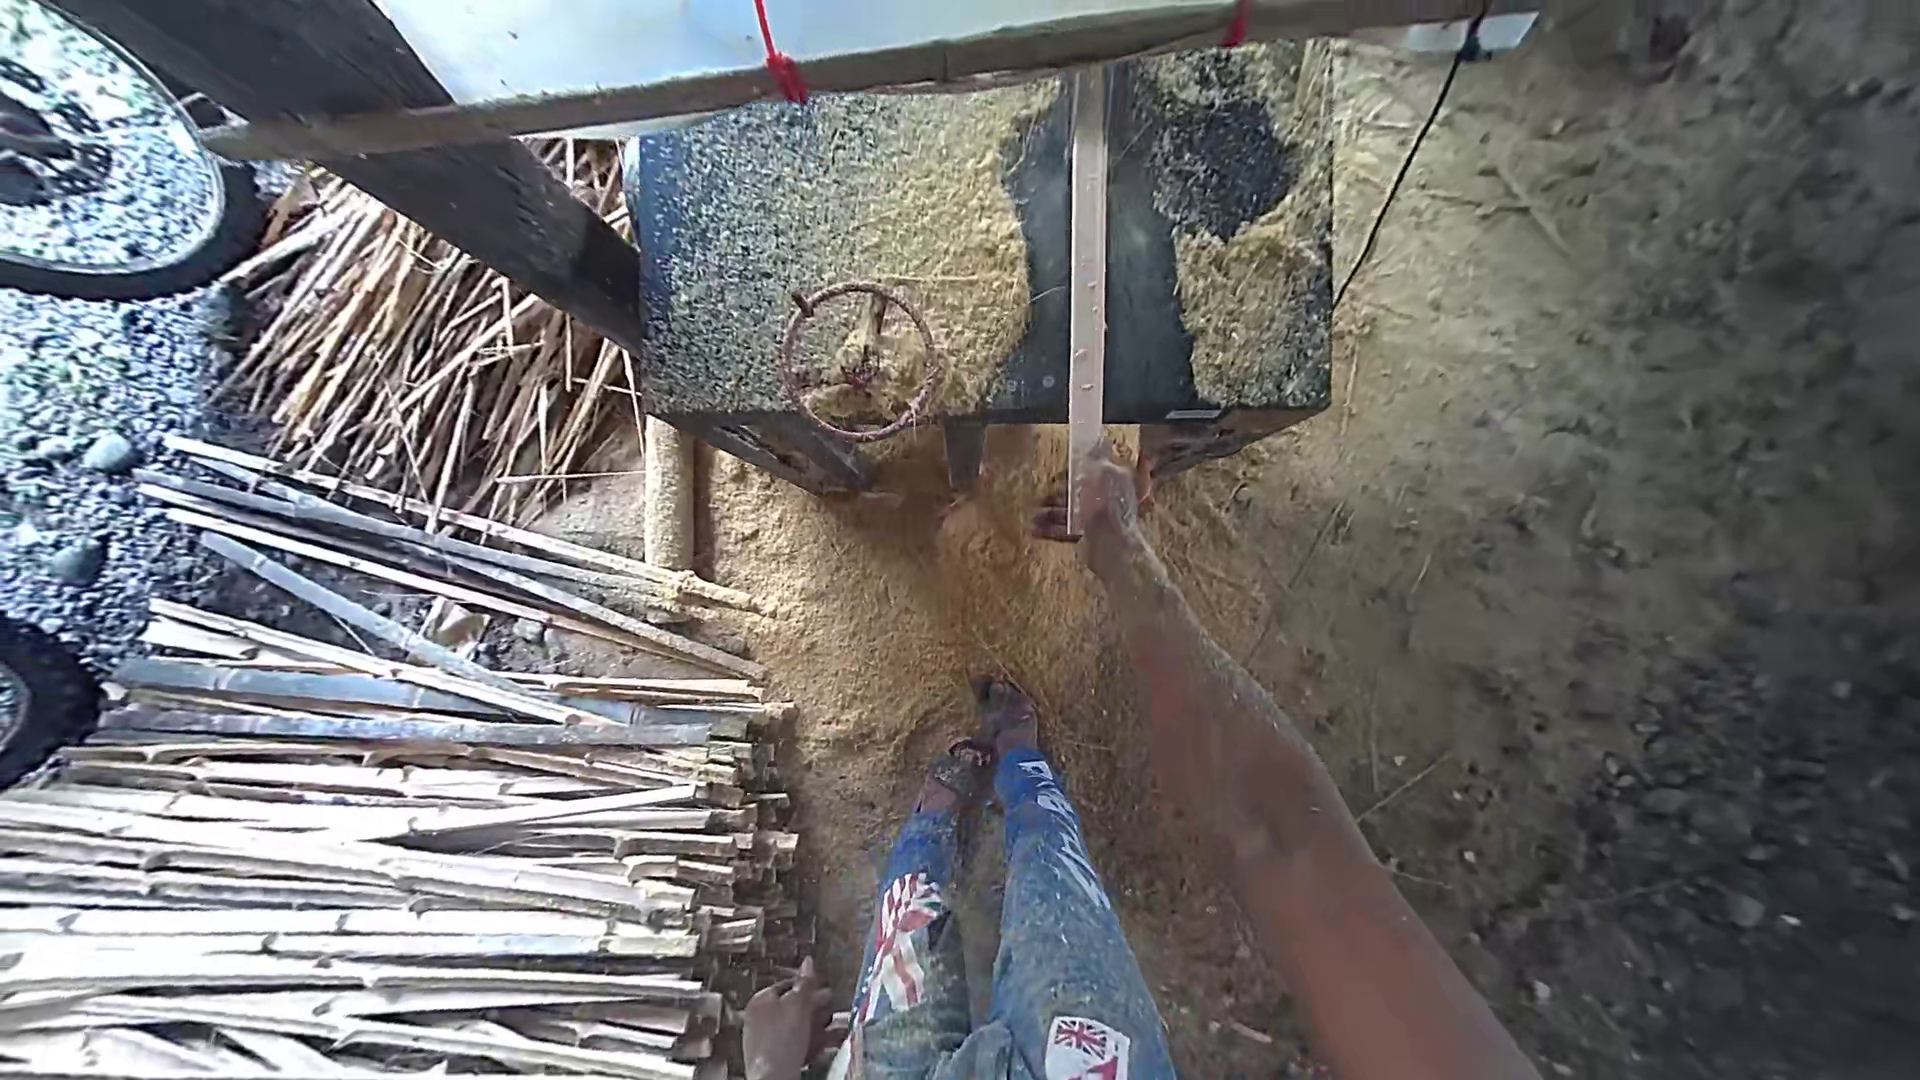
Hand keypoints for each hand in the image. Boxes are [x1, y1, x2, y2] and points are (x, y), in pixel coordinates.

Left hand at [744, 958, 830, 1079]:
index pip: (787, 984)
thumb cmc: (783, 1038)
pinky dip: (808, 1040)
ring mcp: (763, 1042)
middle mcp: (758, 1020)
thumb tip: (809, 961)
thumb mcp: (799, 1003)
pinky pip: (793, 1043)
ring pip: (796, 1026)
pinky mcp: (772, 1060)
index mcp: (759, 1001)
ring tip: (829, 1024)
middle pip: (792, 1006)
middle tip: (829, 1007)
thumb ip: (805, 982)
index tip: (823, 989)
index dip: (807, 985)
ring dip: (815, 1024)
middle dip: (814, 1007)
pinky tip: (821, 1042)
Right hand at [1033, 442, 1151, 581]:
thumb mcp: (1107, 472)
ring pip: (1068, 515)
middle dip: (1056, 497)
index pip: (1090, 476)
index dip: (1073, 476)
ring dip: (1049, 514)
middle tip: (1039, 499)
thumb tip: (1113, 442)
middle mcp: (1105, 502)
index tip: (1059, 478)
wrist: (1111, 541)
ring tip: (1032, 517)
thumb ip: (1100, 458)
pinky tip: (1034, 529)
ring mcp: (1095, 521)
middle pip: (1076, 497)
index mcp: (1112, 484)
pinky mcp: (1087, 538)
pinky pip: (1065, 531)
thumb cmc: (1109, 503)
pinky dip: (1050, 529)